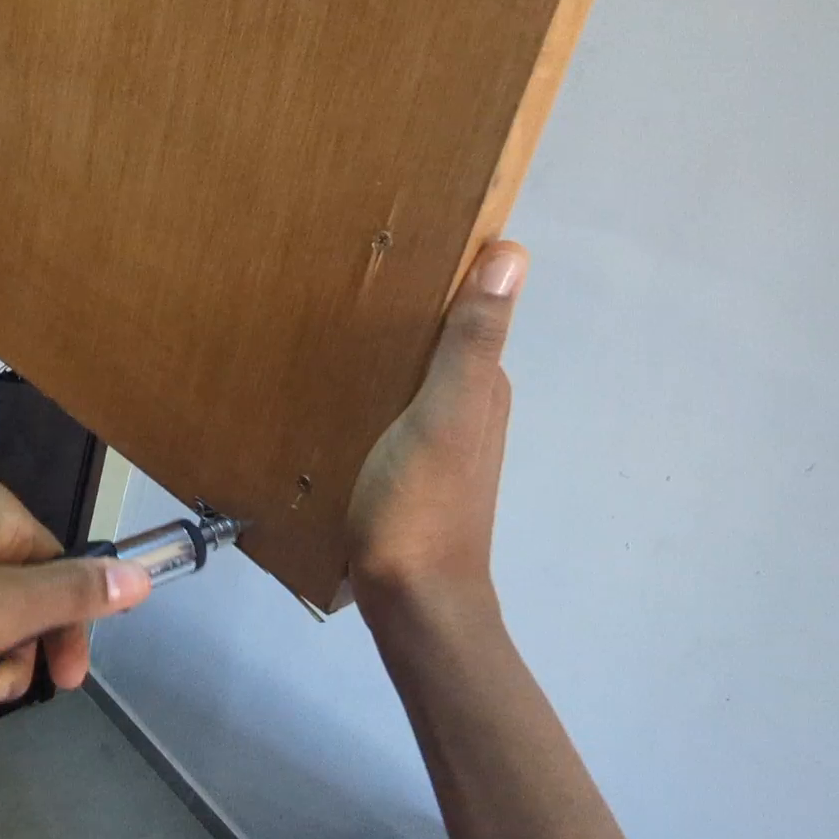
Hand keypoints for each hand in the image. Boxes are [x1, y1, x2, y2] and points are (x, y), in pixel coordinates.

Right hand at [347, 241, 526, 613]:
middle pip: (437, 337)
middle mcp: (466, 404)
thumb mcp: (446, 414)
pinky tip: (332, 381)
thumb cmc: (423, 503)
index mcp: (481, 385)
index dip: (442, 271)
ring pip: (410, 370)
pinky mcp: (405, 460)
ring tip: (325, 318)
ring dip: (382, 344)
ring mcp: (435, 437)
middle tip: (341, 273)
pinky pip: (389, 401)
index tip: (396, 239)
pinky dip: (369, 380)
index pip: (469, 308)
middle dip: (403, 304)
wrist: (411, 599)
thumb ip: (473, 341)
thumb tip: (512, 252)